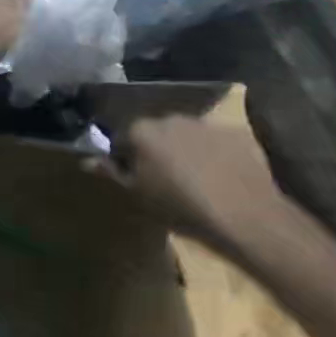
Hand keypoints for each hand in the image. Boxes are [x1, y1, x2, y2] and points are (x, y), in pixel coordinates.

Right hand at [84, 114, 289, 252]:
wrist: (247, 219)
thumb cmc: (182, 208)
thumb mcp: (139, 196)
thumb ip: (112, 173)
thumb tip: (87, 160)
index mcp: (142, 130)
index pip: (124, 138)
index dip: (127, 158)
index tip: (136, 178)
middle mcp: (171, 117)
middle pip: (156, 132)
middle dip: (157, 150)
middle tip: (166, 179)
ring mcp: (207, 123)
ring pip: (187, 135)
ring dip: (187, 150)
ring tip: (197, 179)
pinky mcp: (238, 134)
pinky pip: (218, 141)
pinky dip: (216, 154)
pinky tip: (223, 177)